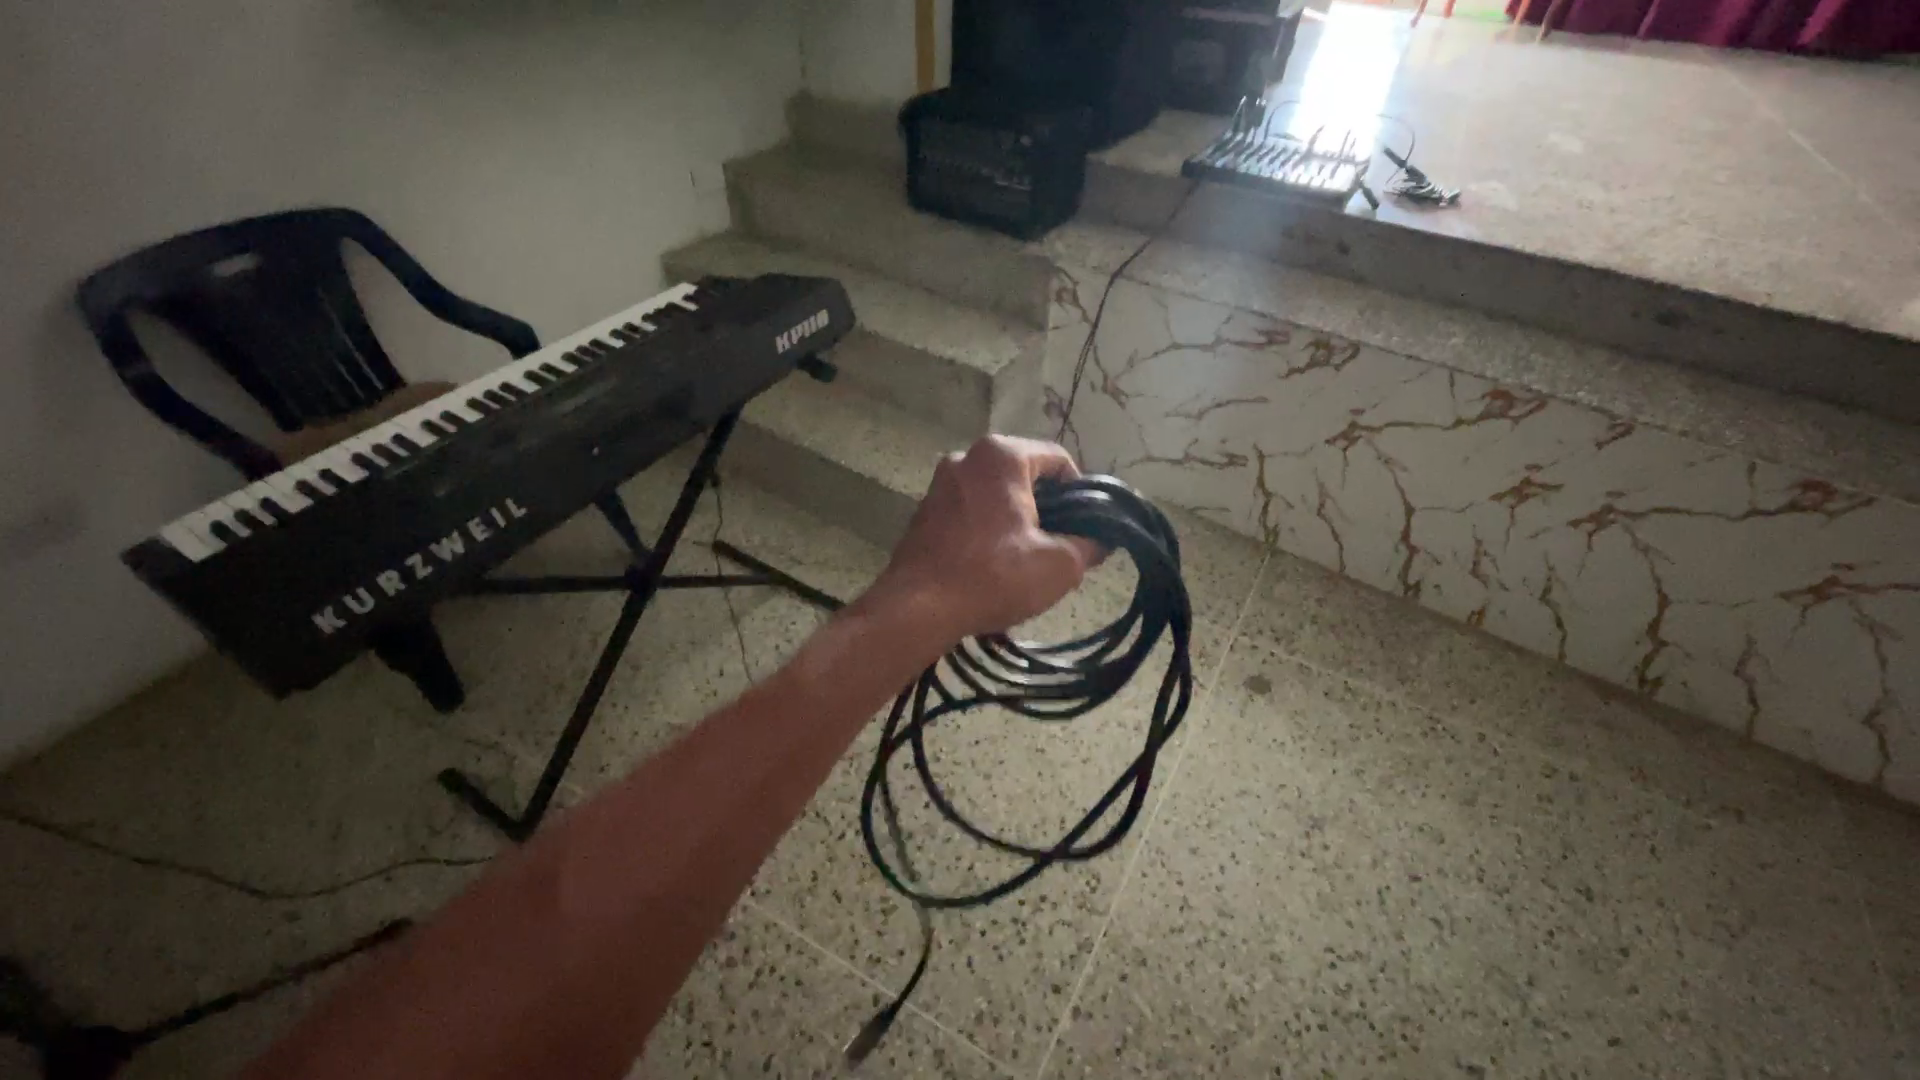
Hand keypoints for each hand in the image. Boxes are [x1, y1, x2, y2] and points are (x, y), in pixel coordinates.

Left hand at [862, 436, 1103, 645]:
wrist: (917, 609)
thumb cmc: (994, 576)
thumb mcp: (1060, 565)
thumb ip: (1089, 545)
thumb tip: (1101, 541)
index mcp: (1002, 455)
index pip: (1058, 460)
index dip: (1081, 494)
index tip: (1086, 528)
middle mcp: (967, 457)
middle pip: (1024, 476)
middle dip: (1046, 508)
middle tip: (1059, 546)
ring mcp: (939, 484)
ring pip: (995, 495)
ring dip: (1015, 520)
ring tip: (1026, 559)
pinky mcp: (923, 512)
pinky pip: (969, 511)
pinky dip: (986, 529)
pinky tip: (991, 564)